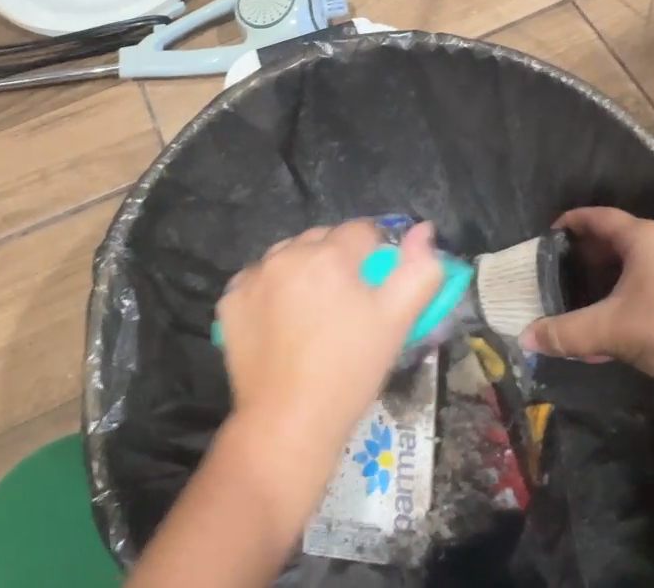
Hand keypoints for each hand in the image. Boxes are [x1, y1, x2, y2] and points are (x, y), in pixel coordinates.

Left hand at [217, 219, 445, 463]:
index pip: (362, 231)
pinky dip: (270, 292)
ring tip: (312, 315)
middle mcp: (287, 254)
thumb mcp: (397, 322)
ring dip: (302, 272)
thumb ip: (419, 270)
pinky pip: (257, 281)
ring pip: (288, 257)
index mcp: (330, 254)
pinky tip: (280, 324)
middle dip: (337, 262)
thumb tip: (424, 230)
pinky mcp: (229, 301)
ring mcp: (253, 277)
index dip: (375, 257)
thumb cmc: (350, 371)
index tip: (375, 291)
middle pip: (322, 240)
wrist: (289, 422)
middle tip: (346, 307)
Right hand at [517, 207, 653, 394]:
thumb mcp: (612, 331)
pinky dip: (636, 294)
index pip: (599, 217)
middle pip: (621, 239)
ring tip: (590, 302)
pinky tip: (626, 325)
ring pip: (642, 263)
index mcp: (645, 237)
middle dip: (590, 256)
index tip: (550, 233)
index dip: (572, 222)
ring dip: (614, 279)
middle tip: (564, 273)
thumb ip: (565, 333)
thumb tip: (525, 339)